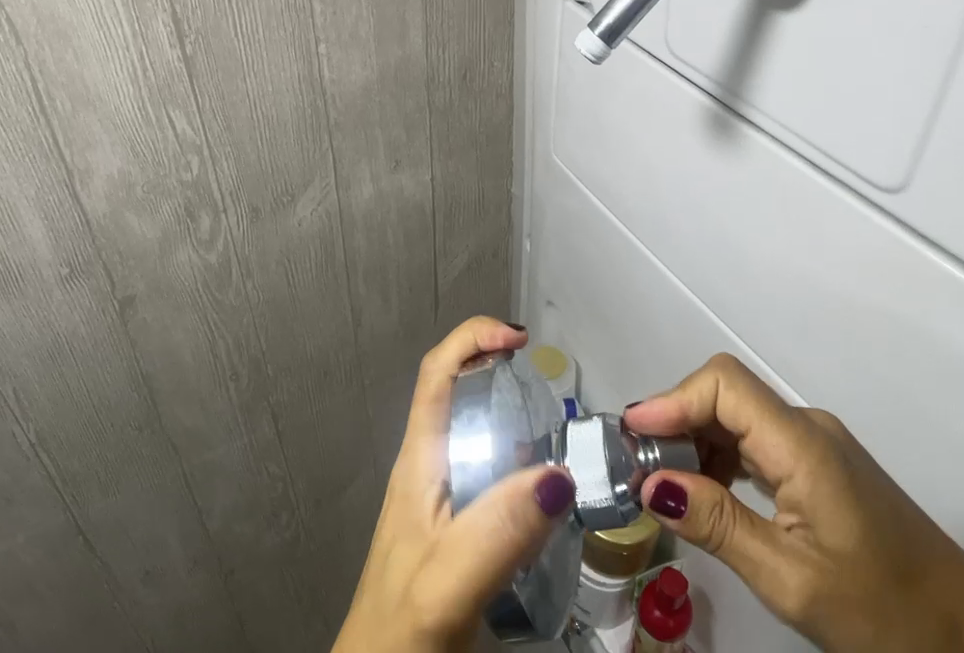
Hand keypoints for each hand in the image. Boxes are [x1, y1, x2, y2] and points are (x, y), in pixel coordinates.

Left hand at [332, 318, 575, 652]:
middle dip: (503, 373)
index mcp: (419, 465)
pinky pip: (494, 478)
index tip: (521, 339)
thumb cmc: (399, 631)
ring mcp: (443, 502)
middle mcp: (429, 472)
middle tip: (554, 389)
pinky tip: (550, 494)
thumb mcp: (446, 581)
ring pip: (480, 437)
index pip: (436, 375)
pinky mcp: (458, 531)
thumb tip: (561, 476)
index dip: (474, 339)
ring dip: (517, 419)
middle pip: (461, 396)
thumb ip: (496, 532)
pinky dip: (524, 466)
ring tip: (564, 434)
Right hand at [623, 354, 963, 652]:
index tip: (629, 440)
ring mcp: (815, 444)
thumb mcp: (789, 577)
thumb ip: (717, 523)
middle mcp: (807, 428)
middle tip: (633, 470)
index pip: (723, 385)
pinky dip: (718, 460)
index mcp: (802, 445)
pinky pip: (754, 442)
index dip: (670, 401)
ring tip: (657, 488)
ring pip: (735, 417)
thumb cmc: (882, 609)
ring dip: (691, 443)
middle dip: (672, 423)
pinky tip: (701, 496)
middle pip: (724, 395)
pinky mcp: (817, 464)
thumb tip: (650, 483)